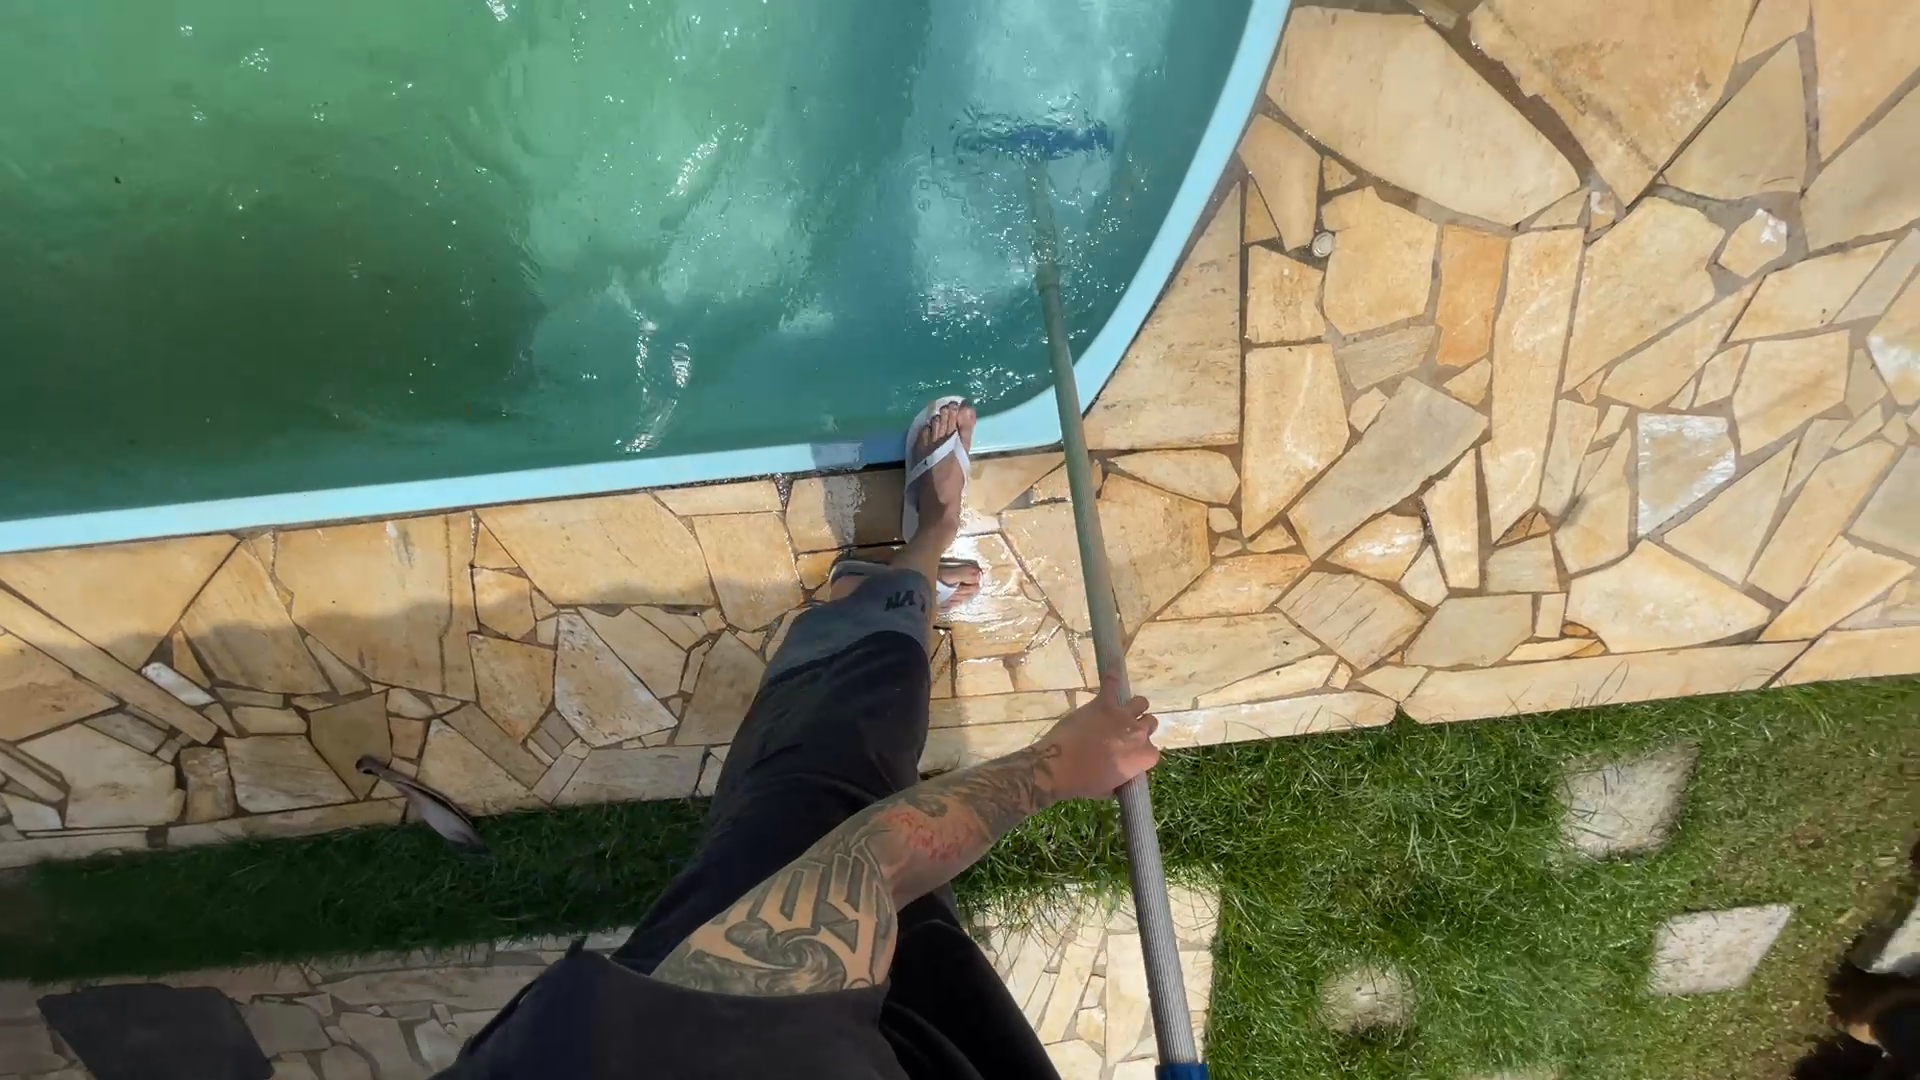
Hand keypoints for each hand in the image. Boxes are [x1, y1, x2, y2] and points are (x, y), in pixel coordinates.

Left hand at [1034, 675, 1160, 800]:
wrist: (1058, 765)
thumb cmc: (1083, 782)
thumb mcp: (1110, 788)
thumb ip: (1124, 776)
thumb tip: (1124, 773)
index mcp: (1143, 757)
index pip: (1153, 751)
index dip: (1141, 753)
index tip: (1131, 754)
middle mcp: (1138, 734)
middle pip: (1150, 723)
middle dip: (1140, 728)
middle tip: (1125, 733)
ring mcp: (1122, 715)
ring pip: (1140, 703)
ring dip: (1134, 707)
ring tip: (1124, 710)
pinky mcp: (1103, 703)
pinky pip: (1112, 683)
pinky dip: (1113, 676)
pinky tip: (1114, 668)